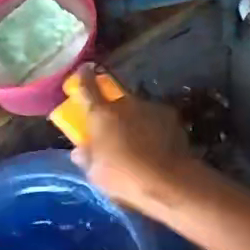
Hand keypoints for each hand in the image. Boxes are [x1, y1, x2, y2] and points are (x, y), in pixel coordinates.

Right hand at [67, 66, 199, 217]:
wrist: (167, 180)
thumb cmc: (123, 177)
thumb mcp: (96, 173)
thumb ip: (86, 157)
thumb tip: (79, 151)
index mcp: (101, 114)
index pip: (88, 87)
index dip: (84, 77)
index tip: (85, 69)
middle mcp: (125, 104)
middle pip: (116, 101)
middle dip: (114, 111)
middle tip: (115, 130)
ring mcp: (150, 108)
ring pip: (138, 110)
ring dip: (136, 120)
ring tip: (139, 142)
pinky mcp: (171, 117)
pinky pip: (156, 119)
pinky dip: (154, 128)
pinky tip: (157, 146)